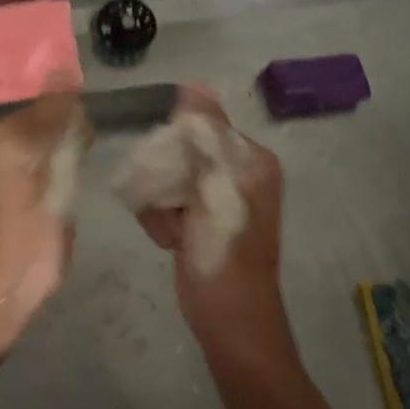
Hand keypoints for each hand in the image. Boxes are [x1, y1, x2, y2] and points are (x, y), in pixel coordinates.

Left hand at [0, 92, 85, 359]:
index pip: (57, 103)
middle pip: (39, 116)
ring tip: (59, 187)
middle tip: (75, 172)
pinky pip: (12, 150)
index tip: (87, 150)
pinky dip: (31, 162)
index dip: (79, 126)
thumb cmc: (32, 252)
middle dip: (64, 136)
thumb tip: (67, 76)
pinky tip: (39, 191)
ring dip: (48, 151)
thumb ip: (64, 134)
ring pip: (27, 134)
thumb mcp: (60, 193)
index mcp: (8, 136)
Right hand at [134, 86, 287, 350]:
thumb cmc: (225, 257)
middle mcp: (236, 173)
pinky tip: (171, 243)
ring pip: (164, 178)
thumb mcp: (213, 190)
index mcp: (250, 160)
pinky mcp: (200, 219)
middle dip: (163, 182)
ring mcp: (217, 198)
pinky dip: (160, 221)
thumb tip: (193, 82)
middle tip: (175, 214)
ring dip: (159, 205)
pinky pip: (165, 201)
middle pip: (177, 153)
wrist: (229, 326)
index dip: (174, 152)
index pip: (196, 129)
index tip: (170, 179)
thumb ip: (203, 136)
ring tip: (174, 234)